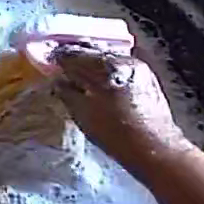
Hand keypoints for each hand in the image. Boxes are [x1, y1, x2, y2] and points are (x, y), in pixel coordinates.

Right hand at [40, 47, 193, 168]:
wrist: (157, 151)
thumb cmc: (117, 134)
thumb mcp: (82, 114)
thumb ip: (66, 91)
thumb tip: (58, 79)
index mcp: (106, 67)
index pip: (74, 54)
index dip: (57, 56)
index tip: (45, 59)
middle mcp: (123, 60)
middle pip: (91, 51)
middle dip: (74, 57)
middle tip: (58, 64)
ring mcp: (137, 67)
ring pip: (105, 57)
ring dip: (89, 62)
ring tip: (75, 72)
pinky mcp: (145, 77)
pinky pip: (116, 65)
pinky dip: (103, 68)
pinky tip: (95, 78)